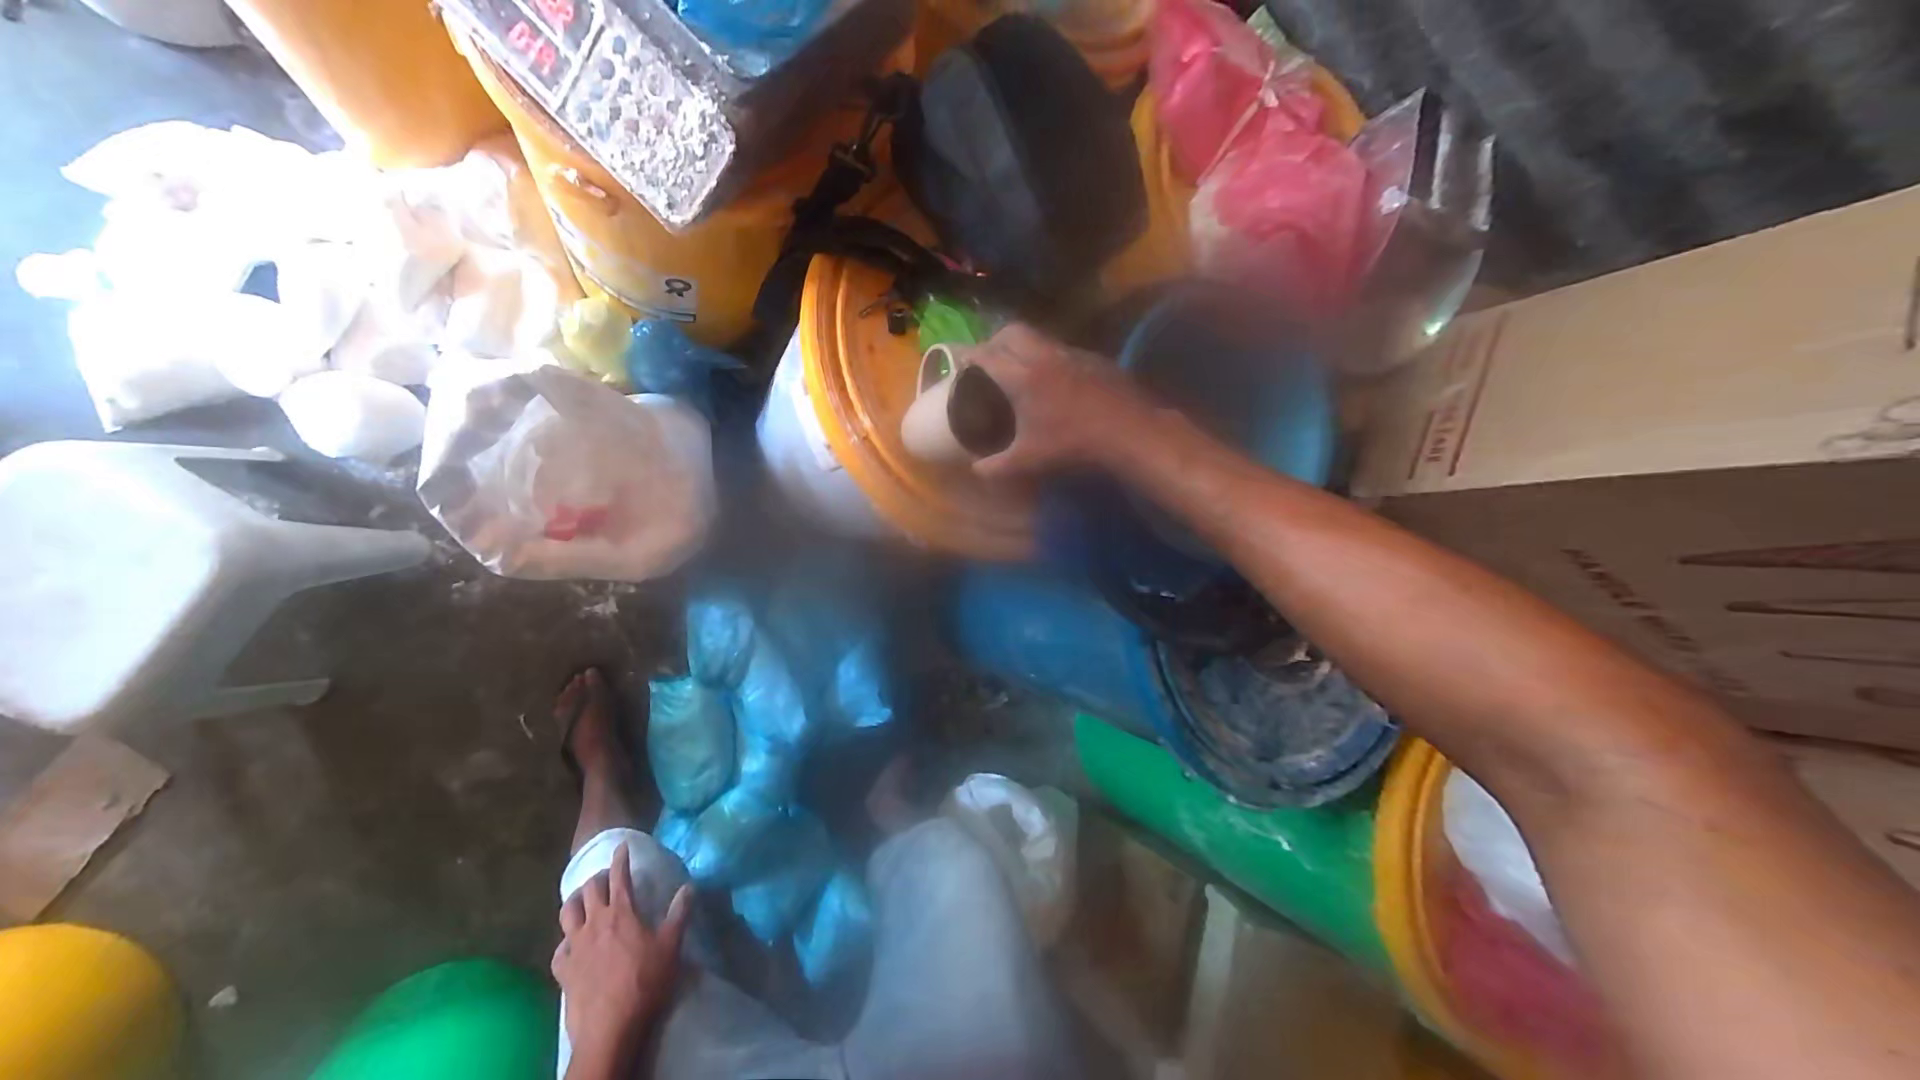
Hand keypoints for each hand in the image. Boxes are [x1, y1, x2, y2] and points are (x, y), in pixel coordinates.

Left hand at [552, 842, 691, 1075]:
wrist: (610, 1027)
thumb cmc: (645, 982)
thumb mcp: (671, 946)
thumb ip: (679, 914)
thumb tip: (688, 887)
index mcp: (621, 913)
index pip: (619, 877)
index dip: (620, 859)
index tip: (622, 847)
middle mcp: (594, 923)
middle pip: (588, 891)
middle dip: (596, 879)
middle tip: (606, 878)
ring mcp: (574, 947)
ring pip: (567, 914)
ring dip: (575, 902)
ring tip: (583, 902)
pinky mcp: (562, 971)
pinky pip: (558, 949)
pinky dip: (565, 942)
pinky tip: (570, 947)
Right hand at [967, 323, 1154, 479]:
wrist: (1128, 431)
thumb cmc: (1072, 444)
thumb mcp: (1029, 459)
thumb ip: (997, 466)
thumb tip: (976, 470)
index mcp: (1021, 376)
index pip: (985, 355)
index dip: (967, 355)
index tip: (957, 360)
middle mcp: (1043, 355)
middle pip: (1011, 332)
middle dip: (994, 341)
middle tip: (987, 359)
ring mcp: (1071, 353)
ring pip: (1038, 337)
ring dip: (1023, 346)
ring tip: (1018, 368)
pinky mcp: (1092, 358)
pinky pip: (1061, 349)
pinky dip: (1048, 357)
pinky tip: (1053, 380)